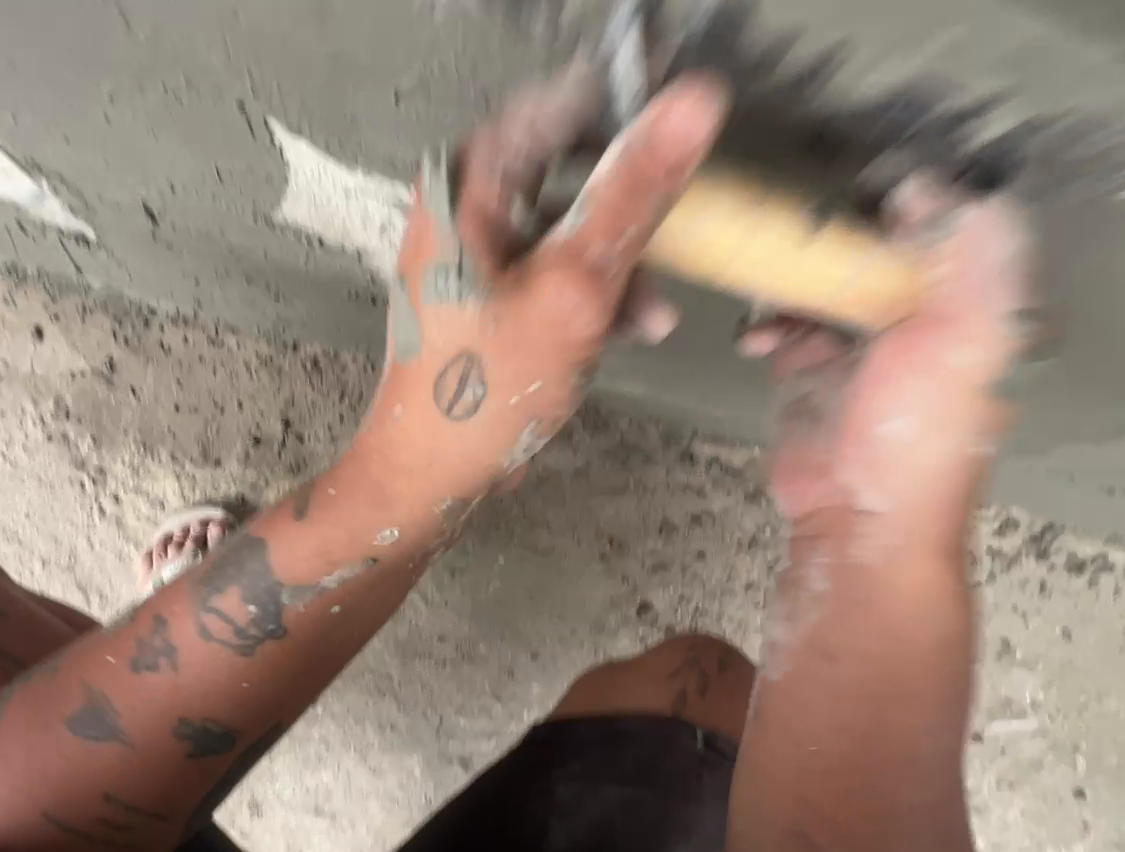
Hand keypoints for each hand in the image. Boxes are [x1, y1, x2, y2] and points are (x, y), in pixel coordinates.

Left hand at [348, 67, 729, 505]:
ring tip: (652, 316)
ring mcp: (474, 259)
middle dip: (626, 215)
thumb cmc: (487, 389)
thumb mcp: (573, 290)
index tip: (679, 157)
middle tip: (670, 242)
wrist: (429, 475)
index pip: (559, 109)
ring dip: (617, 268)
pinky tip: (627, 331)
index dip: (627, 123)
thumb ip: (631, 198)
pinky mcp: (487, 300)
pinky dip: (589, 298)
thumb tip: (695, 104)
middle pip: (568, 173)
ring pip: (567, 231)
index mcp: (466, 187)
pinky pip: (550, 275)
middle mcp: (464, 210)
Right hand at [740, 176, 1033, 551]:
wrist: (856, 516)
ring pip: (824, 285)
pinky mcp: (805, 376)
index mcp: (966, 305)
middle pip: (875, 250)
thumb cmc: (916, 434)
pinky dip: (766, 327)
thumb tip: (925, 184)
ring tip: (770, 285)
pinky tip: (756, 339)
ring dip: (794, 281)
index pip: (941, 225)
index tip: (860, 173)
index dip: (908, 195)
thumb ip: (964, 257)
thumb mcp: (964, 339)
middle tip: (798, 223)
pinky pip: (783, 331)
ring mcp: (855, 349)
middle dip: (836, 234)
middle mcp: (914, 320)